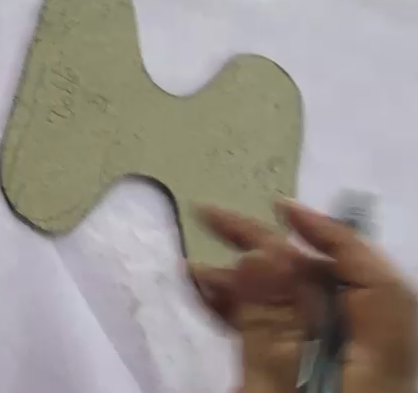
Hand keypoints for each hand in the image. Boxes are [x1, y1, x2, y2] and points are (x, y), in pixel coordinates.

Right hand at [191, 201, 416, 392]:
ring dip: (252, 283)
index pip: (380, 288)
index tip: (278, 206)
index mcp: (384, 376)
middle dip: (272, 252)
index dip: (337, 240)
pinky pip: (297, 337)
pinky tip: (212, 301)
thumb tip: (273, 254)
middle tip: (209, 218)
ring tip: (195, 276)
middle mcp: (381, 375)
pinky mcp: (325, 390)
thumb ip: (272, 329)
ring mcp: (354, 383)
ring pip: (311, 314)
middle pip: (339, 294)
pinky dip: (253, 312)